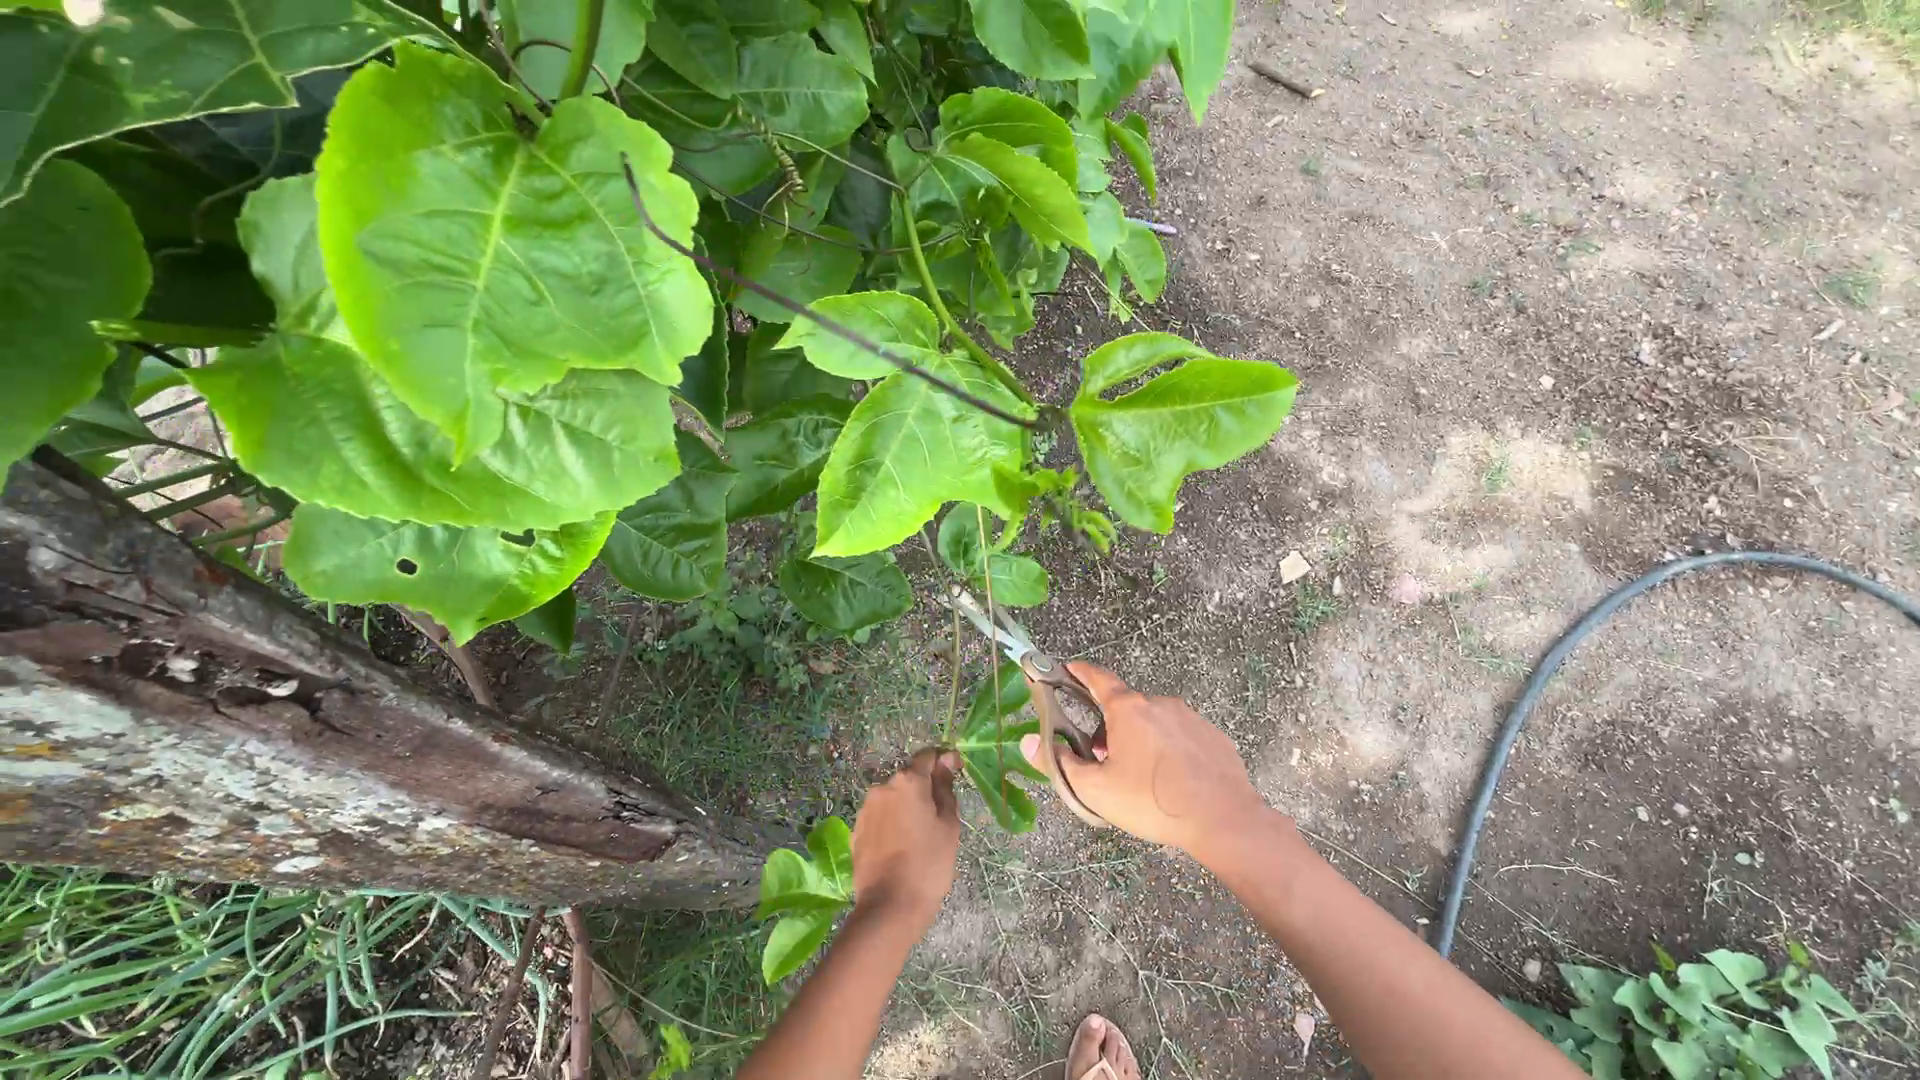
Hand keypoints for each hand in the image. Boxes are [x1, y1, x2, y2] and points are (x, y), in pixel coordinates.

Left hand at [850, 748, 960, 927]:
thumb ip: (946, 789)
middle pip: (908, 778)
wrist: (890, 906)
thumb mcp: (949, 825)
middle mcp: (882, 787)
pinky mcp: (856, 830)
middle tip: (940, 815)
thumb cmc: (929, 863)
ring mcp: (866, 809)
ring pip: (892, 798)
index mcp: (908, 781)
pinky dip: (892, 823)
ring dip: (906, 806)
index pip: (927, 757)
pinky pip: (880, 817)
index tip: (955, 773)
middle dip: (923, 789)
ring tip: (920, 834)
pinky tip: (901, 846)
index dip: (943, 761)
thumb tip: (945, 762)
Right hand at [1021, 663, 1270, 857]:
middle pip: (1125, 708)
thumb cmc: (1152, 802)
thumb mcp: (1095, 790)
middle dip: (1109, 728)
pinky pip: (1181, 737)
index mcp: (1128, 709)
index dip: (1079, 672)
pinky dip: (1169, 751)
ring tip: (1138, 778)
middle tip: (1103, 760)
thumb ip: (1059, 763)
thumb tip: (1026, 742)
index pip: (1098, 678)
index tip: (1068, 668)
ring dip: (1140, 740)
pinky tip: (1170, 782)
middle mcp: (1160, 704)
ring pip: (1154, 723)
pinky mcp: (1213, 737)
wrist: (1223, 820)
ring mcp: (1190, 718)